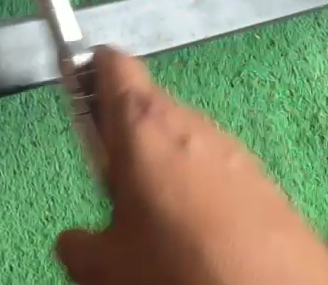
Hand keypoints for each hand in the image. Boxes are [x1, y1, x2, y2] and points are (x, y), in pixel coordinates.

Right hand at [56, 49, 327, 284]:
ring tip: (157, 218)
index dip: (90, 73)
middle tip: (116, 187)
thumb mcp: (111, 266)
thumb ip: (81, 246)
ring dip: (162, 161)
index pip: (110, 63)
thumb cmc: (179, 267)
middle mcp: (184, 117)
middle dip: (125, 136)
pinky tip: (198, 231)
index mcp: (140, 123)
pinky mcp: (255, 170)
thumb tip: (72, 242)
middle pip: (144, 103)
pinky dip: (197, 182)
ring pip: (179, 135)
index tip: (81, 101)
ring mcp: (224, 141)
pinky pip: (211, 161)